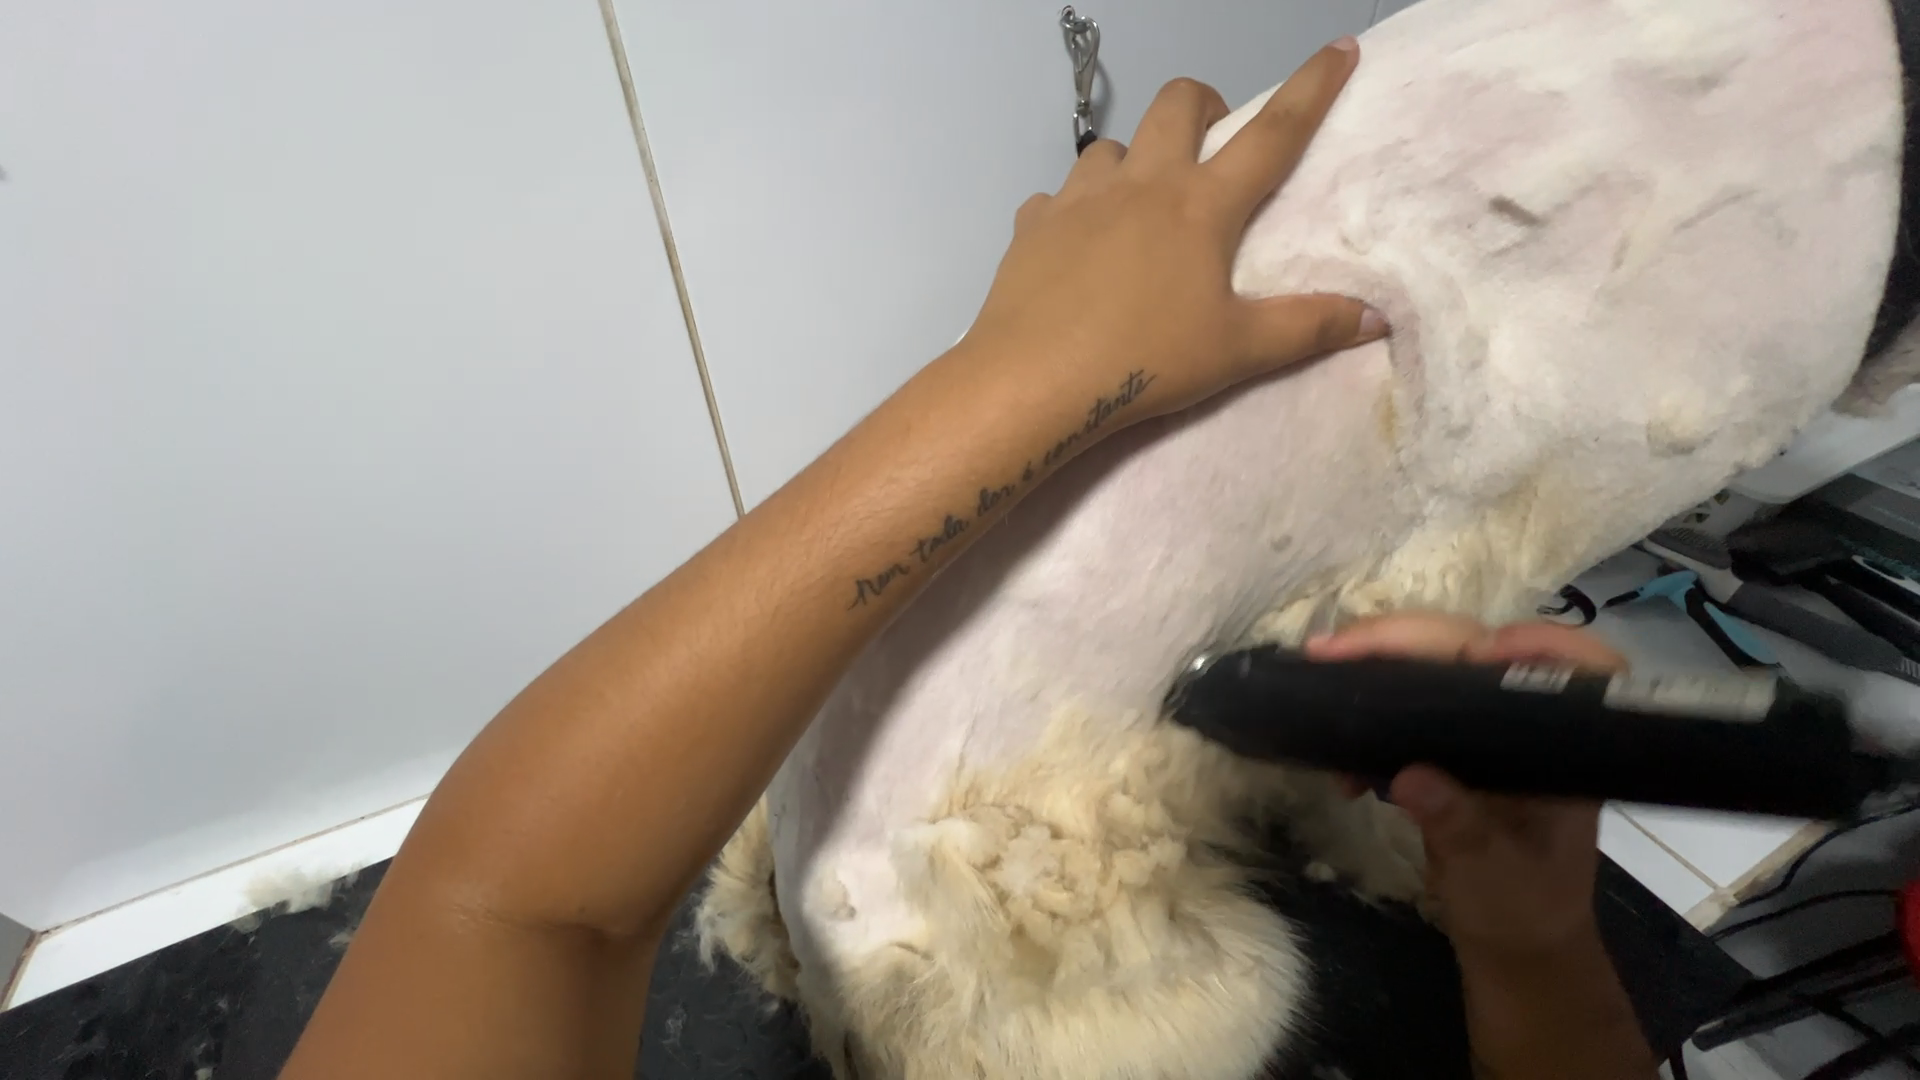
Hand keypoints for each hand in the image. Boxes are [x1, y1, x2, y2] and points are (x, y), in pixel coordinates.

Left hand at [956, 39, 1385, 436]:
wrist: (1034, 381)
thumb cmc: (1142, 363)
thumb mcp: (1234, 352)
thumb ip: (1306, 329)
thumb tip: (1377, 318)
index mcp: (1199, 207)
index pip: (1271, 134)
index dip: (1311, 89)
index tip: (1337, 50)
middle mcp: (1139, 186)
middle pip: (1176, 103)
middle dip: (1201, 106)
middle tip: (1206, 147)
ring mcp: (1076, 201)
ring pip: (1107, 148)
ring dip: (1129, 161)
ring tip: (1132, 206)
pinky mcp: (1029, 228)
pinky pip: (1052, 199)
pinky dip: (1069, 212)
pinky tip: (1070, 246)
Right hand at [1305, 614, 1629, 957]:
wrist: (1507, 933)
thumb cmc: (1522, 904)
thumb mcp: (1493, 872)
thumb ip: (1458, 825)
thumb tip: (1410, 777)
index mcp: (1562, 747)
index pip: (1579, 671)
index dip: (1542, 644)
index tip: (1487, 648)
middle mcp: (1522, 721)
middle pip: (1470, 650)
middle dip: (1401, 640)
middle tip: (1331, 648)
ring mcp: (1476, 724)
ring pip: (1425, 663)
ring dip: (1369, 661)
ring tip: (1319, 666)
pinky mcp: (1440, 736)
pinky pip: (1398, 696)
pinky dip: (1359, 706)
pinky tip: (1334, 748)